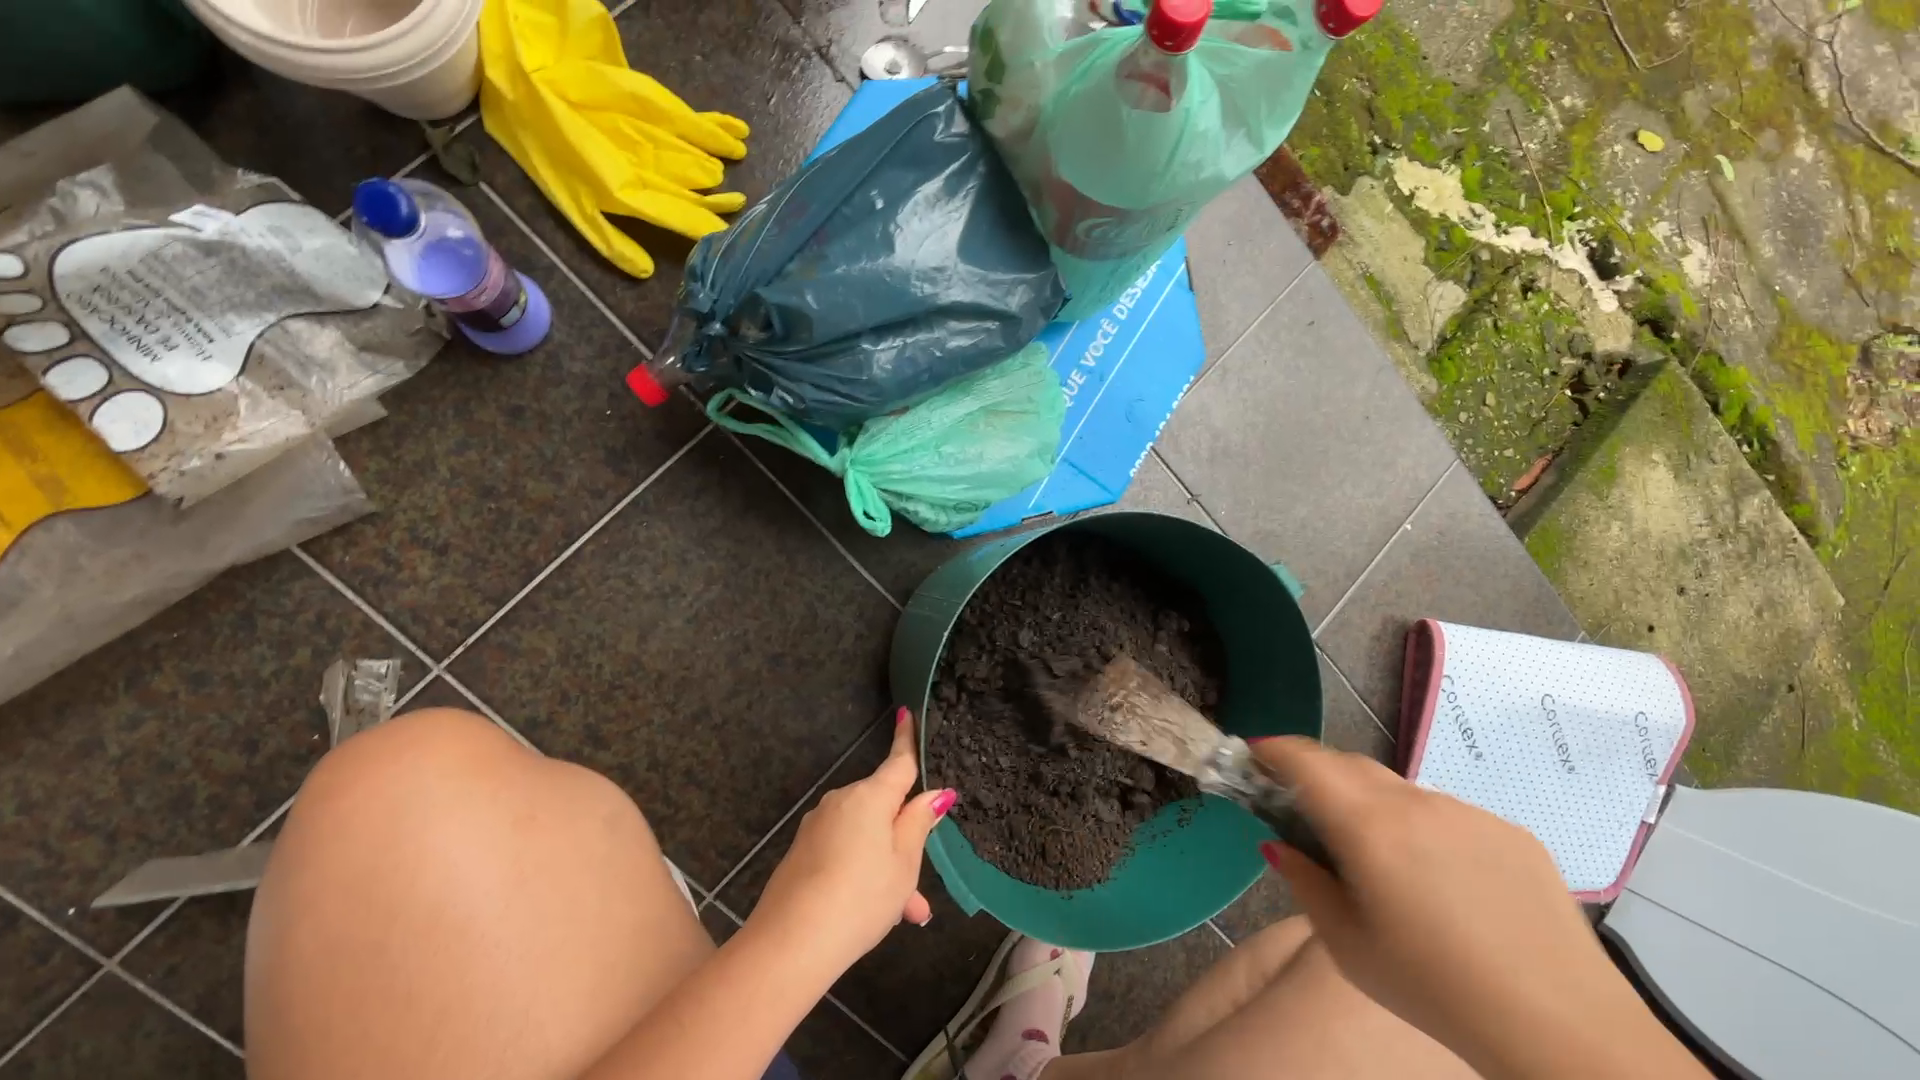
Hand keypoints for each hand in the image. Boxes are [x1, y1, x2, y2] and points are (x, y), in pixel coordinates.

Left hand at [748, 708, 955, 975]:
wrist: (790, 942)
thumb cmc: (860, 898)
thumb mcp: (903, 864)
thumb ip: (918, 824)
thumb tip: (935, 794)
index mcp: (870, 796)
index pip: (898, 761)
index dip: (907, 739)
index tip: (907, 712)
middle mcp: (841, 801)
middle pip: (883, 808)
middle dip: (904, 838)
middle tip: (919, 888)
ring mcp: (818, 825)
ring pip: (865, 837)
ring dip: (885, 866)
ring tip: (903, 913)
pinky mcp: (802, 850)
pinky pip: (844, 852)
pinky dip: (861, 874)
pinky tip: (873, 915)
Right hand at [1253, 738, 1701, 1078]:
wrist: (1560, 1023)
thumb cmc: (1432, 988)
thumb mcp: (1346, 945)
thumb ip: (1305, 882)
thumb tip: (1281, 845)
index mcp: (1370, 827)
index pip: (1308, 761)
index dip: (1275, 750)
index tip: (1255, 757)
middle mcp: (1419, 804)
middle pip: (1352, 766)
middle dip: (1319, 775)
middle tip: (1303, 808)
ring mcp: (1470, 813)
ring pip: (1403, 791)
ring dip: (1374, 805)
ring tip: (1380, 859)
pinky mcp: (1511, 831)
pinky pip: (1449, 815)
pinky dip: (1425, 829)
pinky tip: (1443, 883)